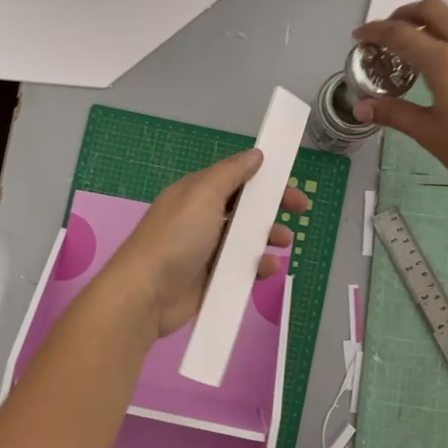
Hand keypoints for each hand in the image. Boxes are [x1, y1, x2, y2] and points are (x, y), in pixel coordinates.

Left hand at [109, 149, 309, 337]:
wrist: (147, 292)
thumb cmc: (176, 237)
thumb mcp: (203, 194)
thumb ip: (231, 173)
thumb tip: (255, 154)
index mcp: (197, 193)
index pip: (237, 180)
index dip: (264, 180)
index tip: (290, 184)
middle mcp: (202, 218)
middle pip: (245, 208)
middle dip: (272, 209)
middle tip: (300, 212)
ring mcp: (207, 250)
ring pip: (247, 239)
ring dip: (269, 237)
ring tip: (283, 243)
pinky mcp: (211, 278)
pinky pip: (242, 268)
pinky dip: (257, 266)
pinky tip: (266, 269)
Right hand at [353, 0, 447, 199]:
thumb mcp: (430, 134)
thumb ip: (395, 114)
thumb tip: (361, 108)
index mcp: (445, 62)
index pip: (401, 34)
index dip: (375, 32)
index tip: (359, 36)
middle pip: (432, 8)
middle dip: (405, 14)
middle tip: (389, 32)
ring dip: (436, 15)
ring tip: (423, 36)